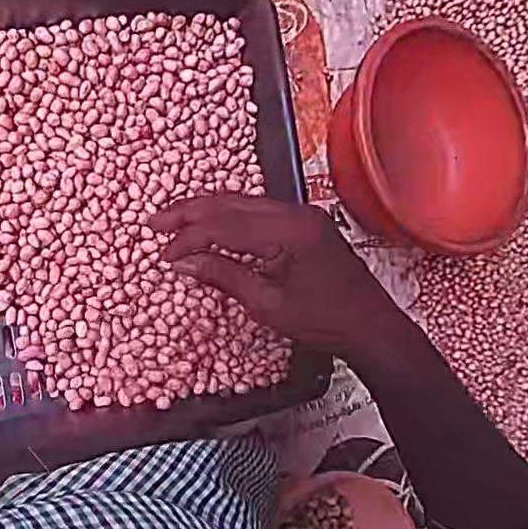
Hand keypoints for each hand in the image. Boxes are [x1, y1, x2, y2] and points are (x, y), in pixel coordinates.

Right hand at [150, 194, 416, 366]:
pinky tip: (208, 225)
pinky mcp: (302, 222)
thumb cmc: (324, 322)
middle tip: (155, 221)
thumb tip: (183, 263)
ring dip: (205, 211)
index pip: (225, 225)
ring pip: (241, 202)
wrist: (371, 326)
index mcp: (290, 231)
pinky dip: (227, 217)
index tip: (165, 254)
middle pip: (230, 203)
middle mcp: (296, 212)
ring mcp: (301, 214)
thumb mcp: (267, 304)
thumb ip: (224, 276)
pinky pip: (256, 211)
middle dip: (189, 212)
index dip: (189, 238)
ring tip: (173, 220)